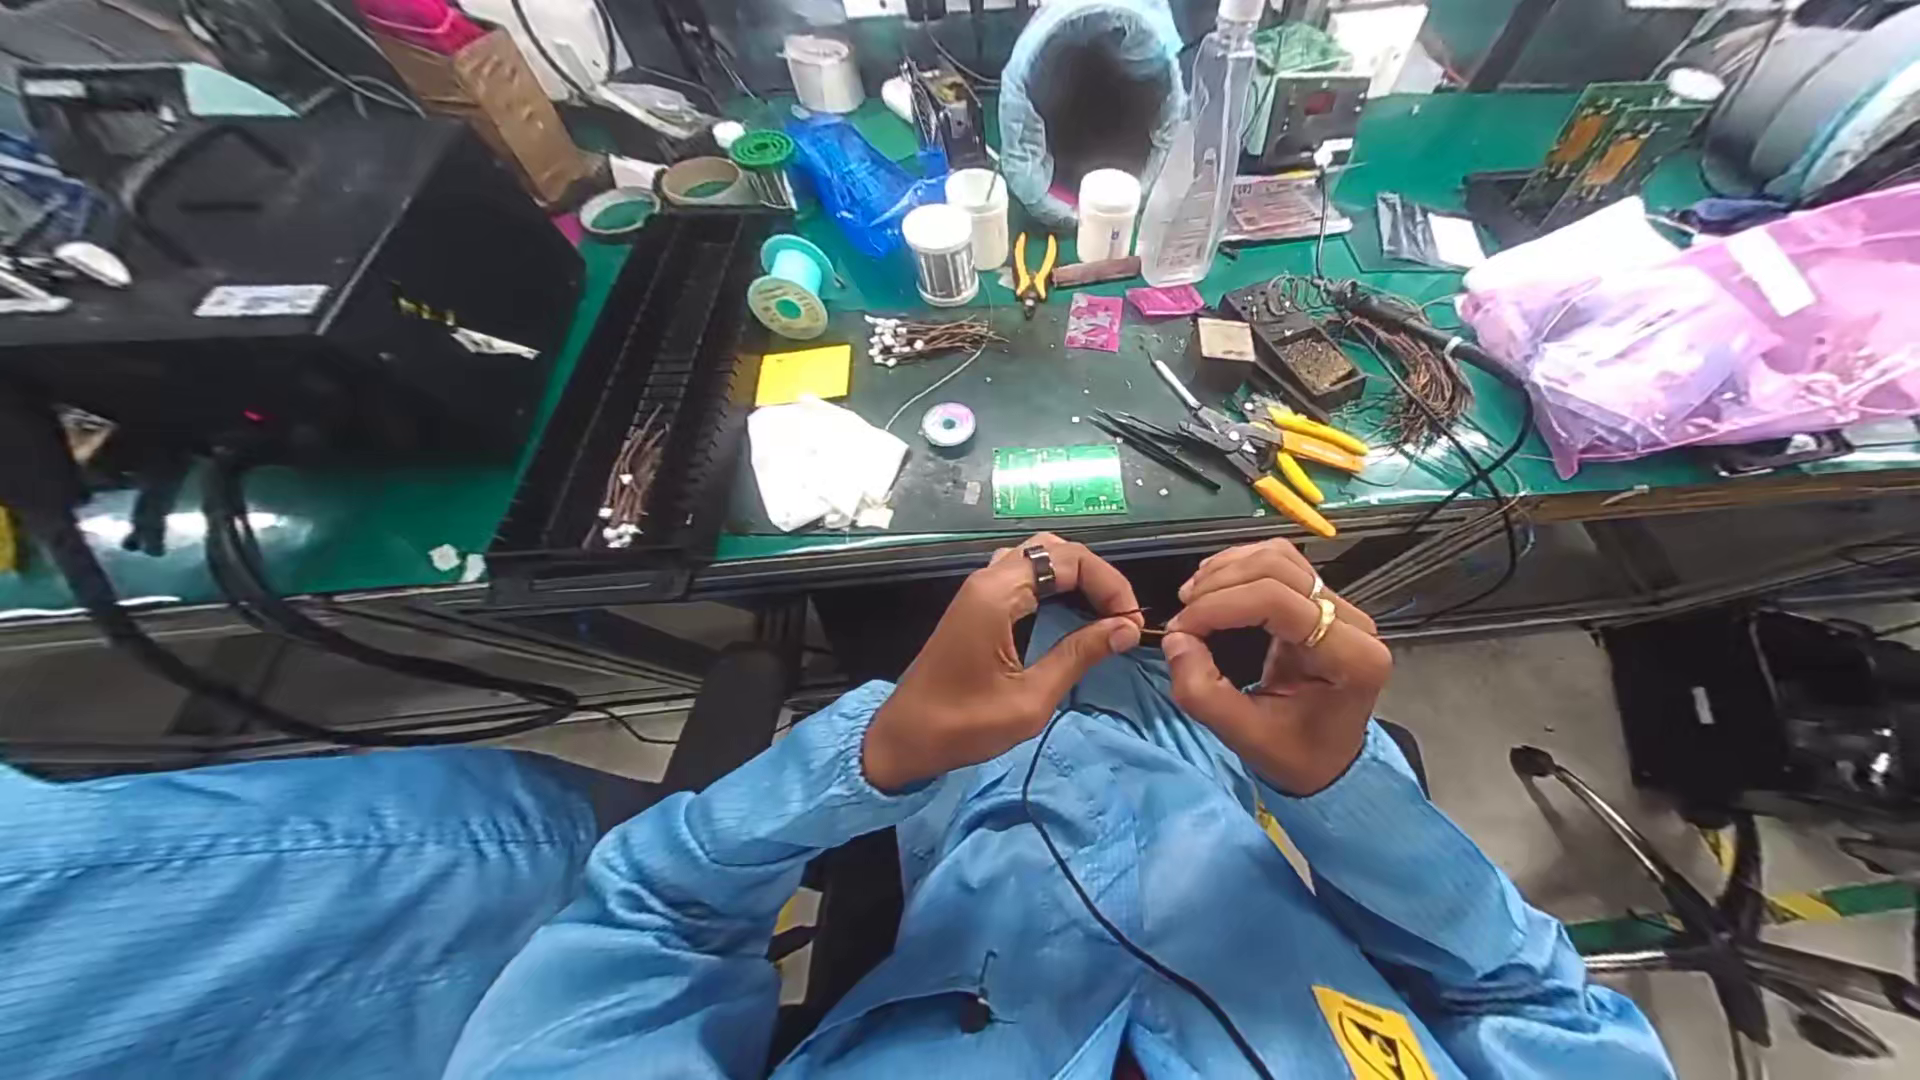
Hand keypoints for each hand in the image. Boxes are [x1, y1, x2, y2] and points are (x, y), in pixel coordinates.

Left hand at [862, 533, 1144, 791]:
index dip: (1108, 583)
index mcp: (997, 593)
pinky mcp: (975, 605)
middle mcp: (986, 579)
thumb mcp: (1030, 697)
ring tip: (1101, 613)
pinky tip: (1069, 614)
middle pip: (1053, 549)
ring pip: (1036, 557)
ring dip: (1073, 577)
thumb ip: (1079, 655)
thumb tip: (1125, 628)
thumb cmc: (964, 724)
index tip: (1128, 622)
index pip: (1069, 558)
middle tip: (1118, 616)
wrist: (905, 737)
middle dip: (1094, 575)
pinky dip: (1052, 586)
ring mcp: (978, 590)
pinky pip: (1021, 576)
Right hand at [1161, 539, 1390, 795]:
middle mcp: (1352, 623)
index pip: (1278, 600)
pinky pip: (1277, 560)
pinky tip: (1212, 588)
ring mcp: (1338, 606)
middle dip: (1217, 586)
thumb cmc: (1294, 754)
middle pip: (1276, 567)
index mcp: (1349, 659)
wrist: (1327, 763)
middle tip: (1184, 618)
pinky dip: (1236, 566)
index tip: (1182, 629)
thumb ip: (1204, 693)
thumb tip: (1176, 639)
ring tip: (1193, 600)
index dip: (1219, 605)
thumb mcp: (1244, 737)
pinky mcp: (1318, 599)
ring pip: (1276, 556)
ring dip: (1225, 570)